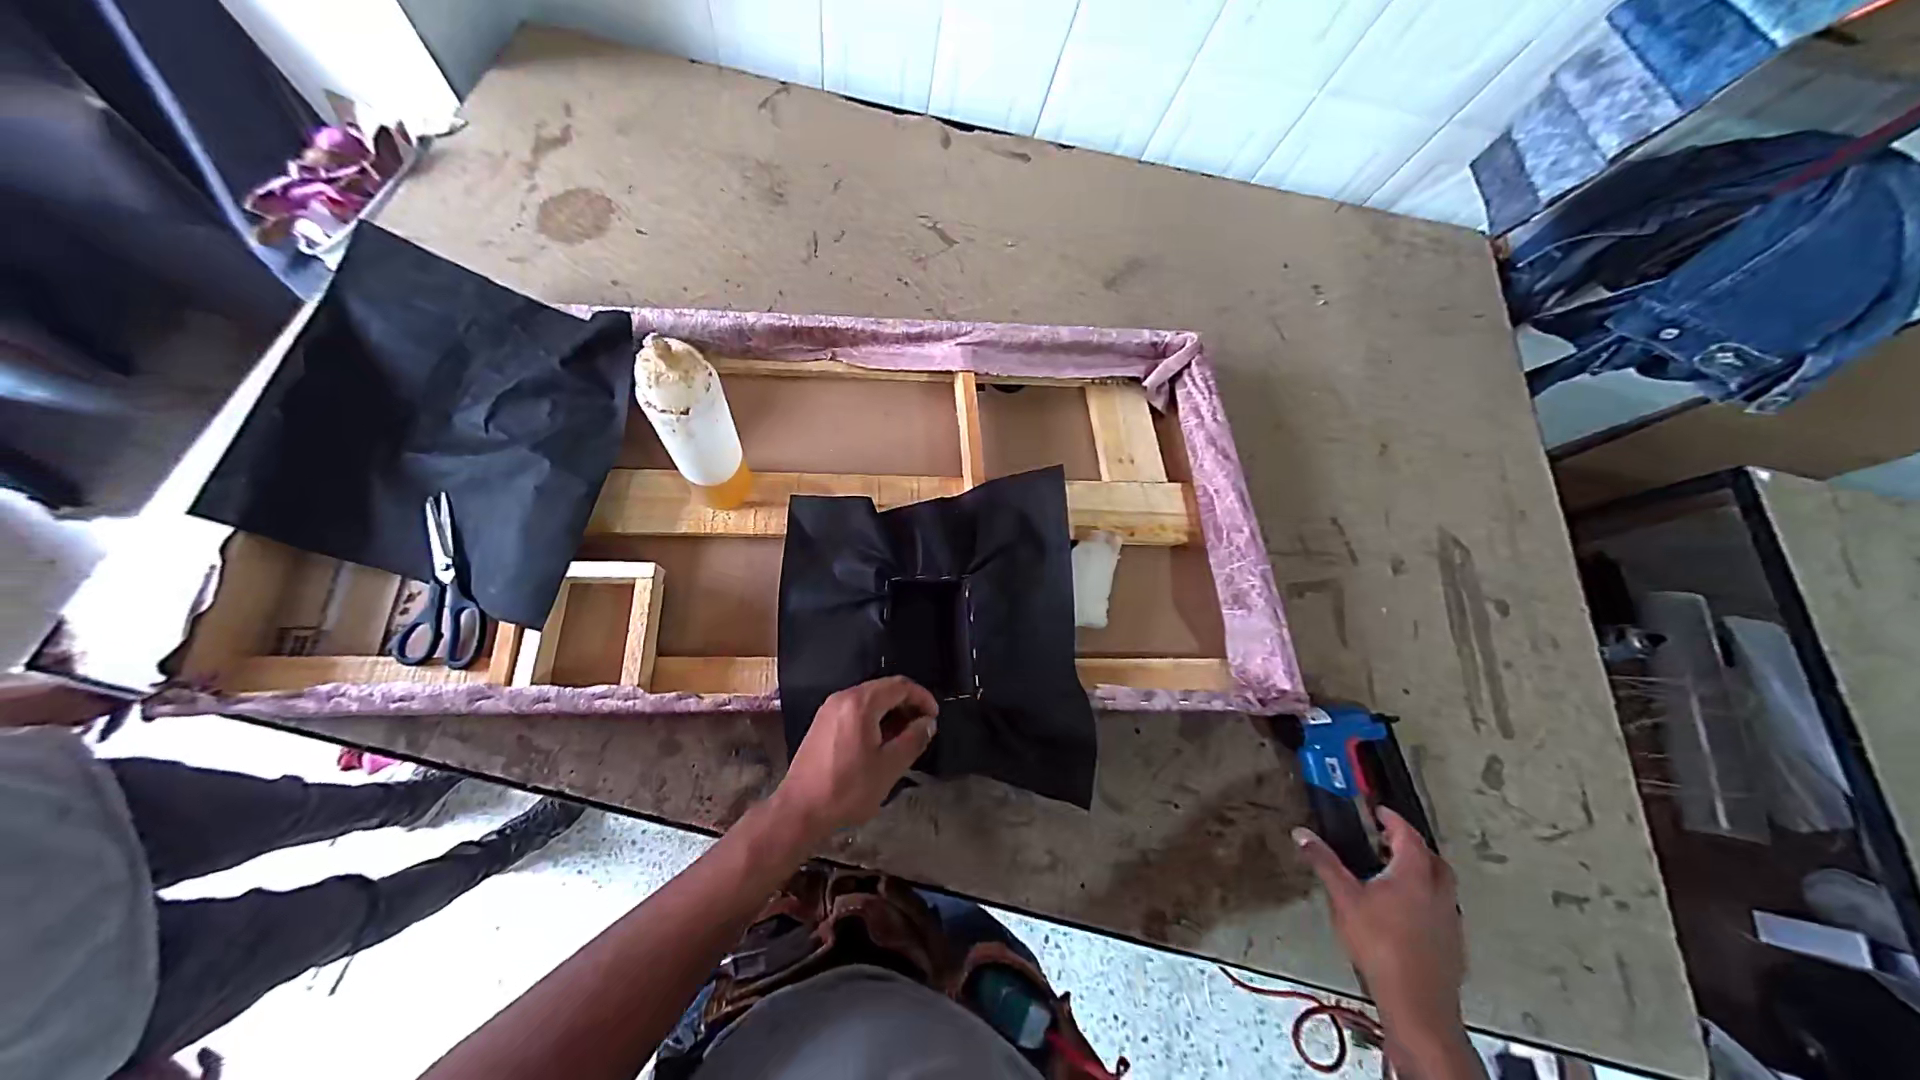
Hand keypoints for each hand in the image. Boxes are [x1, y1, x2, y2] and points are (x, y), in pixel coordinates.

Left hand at [773, 677, 937, 841]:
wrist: (800, 810)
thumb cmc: (848, 789)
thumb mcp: (889, 767)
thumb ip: (913, 739)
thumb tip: (928, 723)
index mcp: (860, 703)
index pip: (900, 685)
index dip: (922, 697)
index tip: (934, 717)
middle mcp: (842, 698)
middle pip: (883, 689)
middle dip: (907, 704)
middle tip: (922, 727)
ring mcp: (829, 710)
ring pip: (868, 700)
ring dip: (890, 712)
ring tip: (905, 737)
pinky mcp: (821, 724)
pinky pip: (854, 711)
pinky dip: (873, 719)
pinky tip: (880, 742)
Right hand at [1296, 807, 1465, 1032]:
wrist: (1416, 1000)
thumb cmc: (1378, 941)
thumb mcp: (1343, 897)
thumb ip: (1324, 862)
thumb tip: (1302, 833)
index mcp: (1414, 874)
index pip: (1408, 835)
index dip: (1393, 820)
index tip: (1379, 811)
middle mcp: (1438, 891)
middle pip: (1432, 859)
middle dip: (1412, 845)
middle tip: (1387, 841)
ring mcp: (1449, 918)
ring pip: (1441, 885)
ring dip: (1422, 872)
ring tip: (1393, 874)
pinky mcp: (1452, 943)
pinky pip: (1441, 908)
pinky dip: (1425, 898)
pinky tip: (1404, 912)